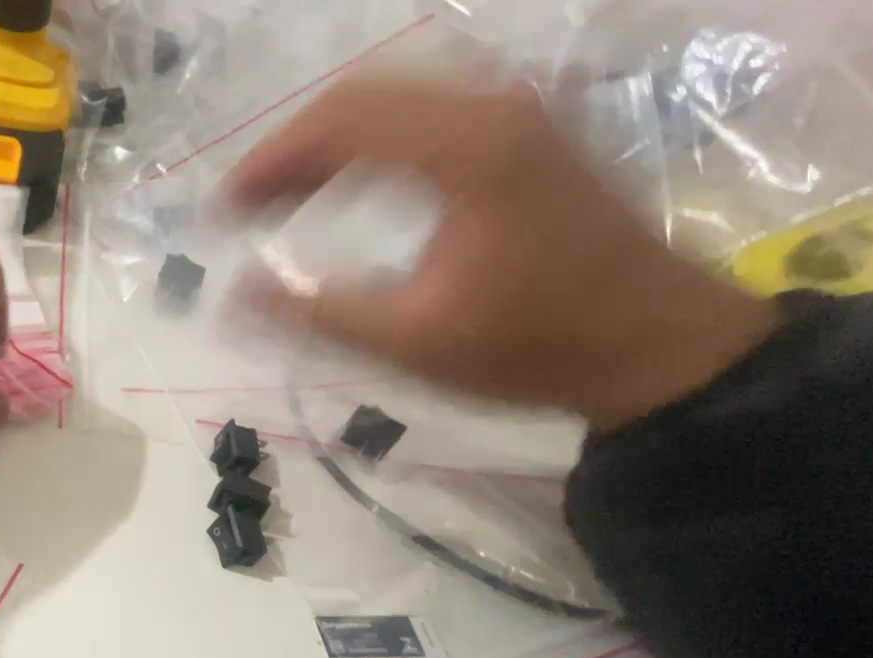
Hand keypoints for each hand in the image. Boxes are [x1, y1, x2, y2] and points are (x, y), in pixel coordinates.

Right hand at [219, 78, 781, 428]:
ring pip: (394, 95)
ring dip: (325, 143)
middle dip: (287, 150)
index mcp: (465, 148)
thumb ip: (312, 313)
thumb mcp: (406, 343)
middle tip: (241, 209)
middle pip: (361, 94)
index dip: (265, 164)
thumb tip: (230, 294)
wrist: (654, 346)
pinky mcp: (527, 129)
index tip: (218, 214)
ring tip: (280, 200)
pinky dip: (369, 141)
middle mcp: (493, 106)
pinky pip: (427, 110)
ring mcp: (517, 110)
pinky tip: (343, 185)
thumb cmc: (529, 349)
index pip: (338, 121)